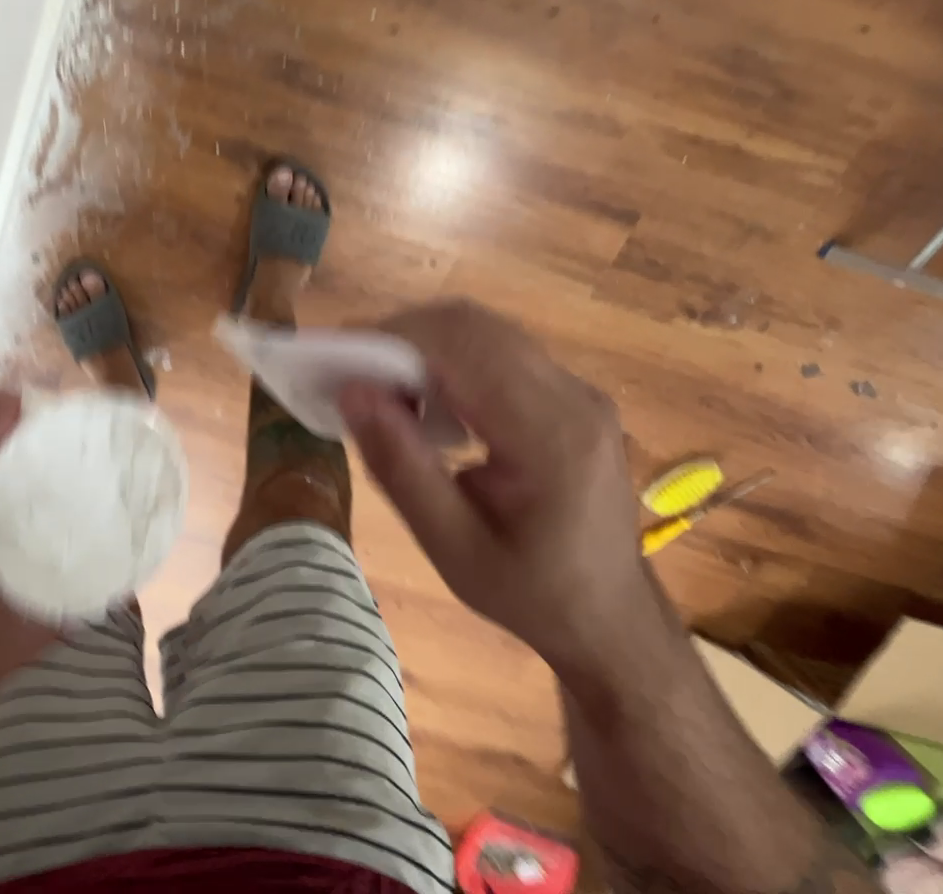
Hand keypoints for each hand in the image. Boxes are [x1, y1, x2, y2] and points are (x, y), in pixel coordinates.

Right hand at [337, 300, 667, 675]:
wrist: (609, 616)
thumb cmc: (530, 593)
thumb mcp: (451, 547)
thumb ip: (401, 468)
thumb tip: (351, 392)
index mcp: (550, 435)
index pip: (462, 347)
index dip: (390, 339)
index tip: (333, 361)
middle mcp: (572, 397)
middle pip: (473, 326)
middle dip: (398, 336)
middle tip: (348, 375)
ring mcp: (576, 392)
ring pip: (483, 331)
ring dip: (420, 345)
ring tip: (377, 389)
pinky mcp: (568, 396)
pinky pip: (496, 352)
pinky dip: (444, 359)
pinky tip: (420, 402)